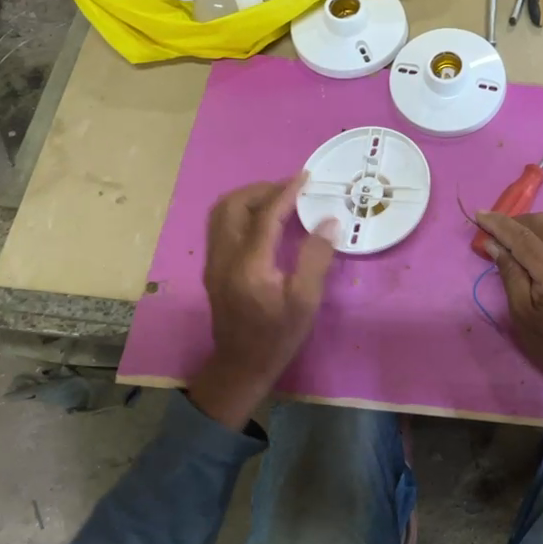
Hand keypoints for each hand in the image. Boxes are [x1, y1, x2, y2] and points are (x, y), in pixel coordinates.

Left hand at [187, 173, 338, 427]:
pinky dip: (241, 212)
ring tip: (278, 199)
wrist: (241, 366)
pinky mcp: (213, 268)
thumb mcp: (306, 300)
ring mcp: (214, 263)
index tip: (305, 177)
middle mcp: (225, 258)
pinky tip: (264, 219)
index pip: (265, 215)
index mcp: (249, 265)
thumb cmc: (278, 336)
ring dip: (248, 199)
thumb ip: (316, 257)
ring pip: (221, 213)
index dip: (286, 192)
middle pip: (232, 206)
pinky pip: (221, 226)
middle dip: (261, 189)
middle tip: (290, 189)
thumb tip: (328, 220)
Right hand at [476, 211, 542, 434]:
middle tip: (490, 228)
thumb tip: (493, 242)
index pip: (524, 239)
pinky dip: (540, 239)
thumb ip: (508, 271)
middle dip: (513, 222)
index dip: (499, 225)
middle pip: (540, 224)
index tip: (479, 215)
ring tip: (505, 239)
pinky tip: (526, 250)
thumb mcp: (520, 310)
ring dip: (526, 229)